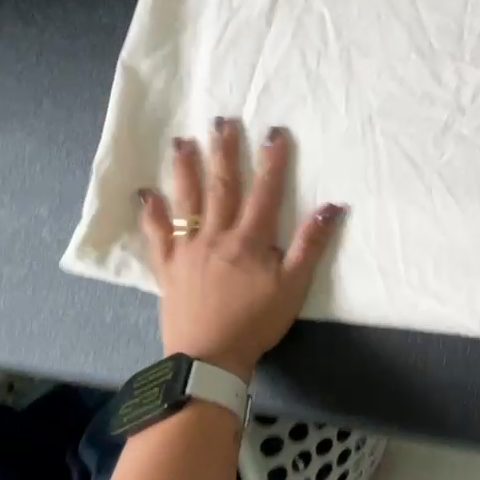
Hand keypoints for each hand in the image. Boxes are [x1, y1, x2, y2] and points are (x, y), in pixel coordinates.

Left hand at [135, 119, 344, 380]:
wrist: (208, 357)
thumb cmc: (257, 321)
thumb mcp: (295, 285)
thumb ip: (311, 244)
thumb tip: (332, 207)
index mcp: (250, 239)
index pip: (265, 191)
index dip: (272, 161)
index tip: (275, 132)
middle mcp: (217, 236)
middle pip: (222, 186)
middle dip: (225, 152)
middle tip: (221, 121)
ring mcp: (188, 250)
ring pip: (187, 201)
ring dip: (185, 169)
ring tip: (182, 142)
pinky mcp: (167, 267)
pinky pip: (156, 234)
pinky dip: (151, 213)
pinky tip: (146, 194)